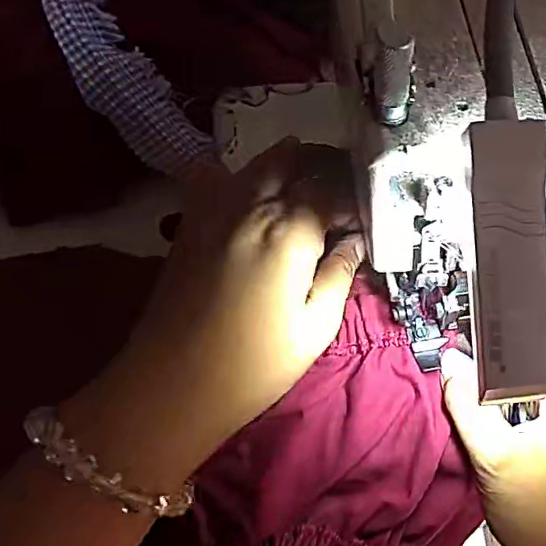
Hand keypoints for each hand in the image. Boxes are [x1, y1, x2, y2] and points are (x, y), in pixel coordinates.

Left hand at [65, 141, 363, 489]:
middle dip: (325, 163)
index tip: (372, 210)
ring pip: (257, 164)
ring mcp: (214, 211)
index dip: (356, 194)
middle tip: (348, 182)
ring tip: (313, 180)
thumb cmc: (256, 363)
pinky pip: (220, 179)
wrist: (173, 385)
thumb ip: (340, 273)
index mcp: (289, 232)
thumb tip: (356, 240)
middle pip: (292, 160)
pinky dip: (247, 176)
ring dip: (290, 163)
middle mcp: (250, 208)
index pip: (331, 189)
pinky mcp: (191, 224)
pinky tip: (260, 193)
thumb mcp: (316, 326)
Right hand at [441, 314, 545, 545]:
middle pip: (545, 352)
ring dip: (507, 373)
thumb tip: (452, 367)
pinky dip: (510, 396)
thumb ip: (467, 406)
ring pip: (536, 379)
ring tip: (476, 369)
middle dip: (508, 343)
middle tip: (474, 339)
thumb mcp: (493, 454)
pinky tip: (487, 406)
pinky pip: (533, 401)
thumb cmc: (540, 514)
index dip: (528, 312)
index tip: (498, 304)